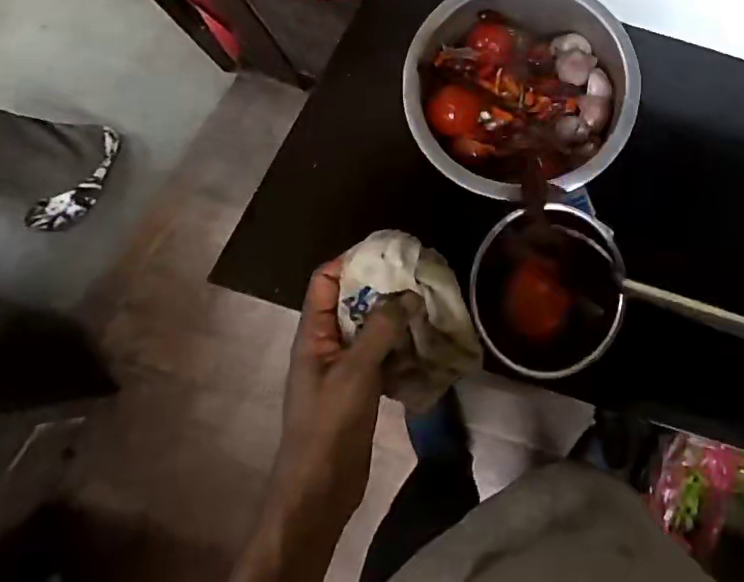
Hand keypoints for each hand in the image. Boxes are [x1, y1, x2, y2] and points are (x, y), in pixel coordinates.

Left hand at [234, 259, 417, 581]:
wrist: (319, 491)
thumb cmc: (328, 424)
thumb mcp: (355, 371)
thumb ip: (381, 328)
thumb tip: (409, 294)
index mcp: (313, 333)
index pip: (326, 280)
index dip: (351, 261)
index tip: (388, 252)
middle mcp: (328, 344)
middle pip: (355, 302)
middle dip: (386, 289)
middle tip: (420, 278)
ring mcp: (346, 367)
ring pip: (374, 330)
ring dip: (399, 321)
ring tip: (431, 309)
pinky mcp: (363, 389)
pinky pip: (385, 358)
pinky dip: (404, 353)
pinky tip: (428, 351)